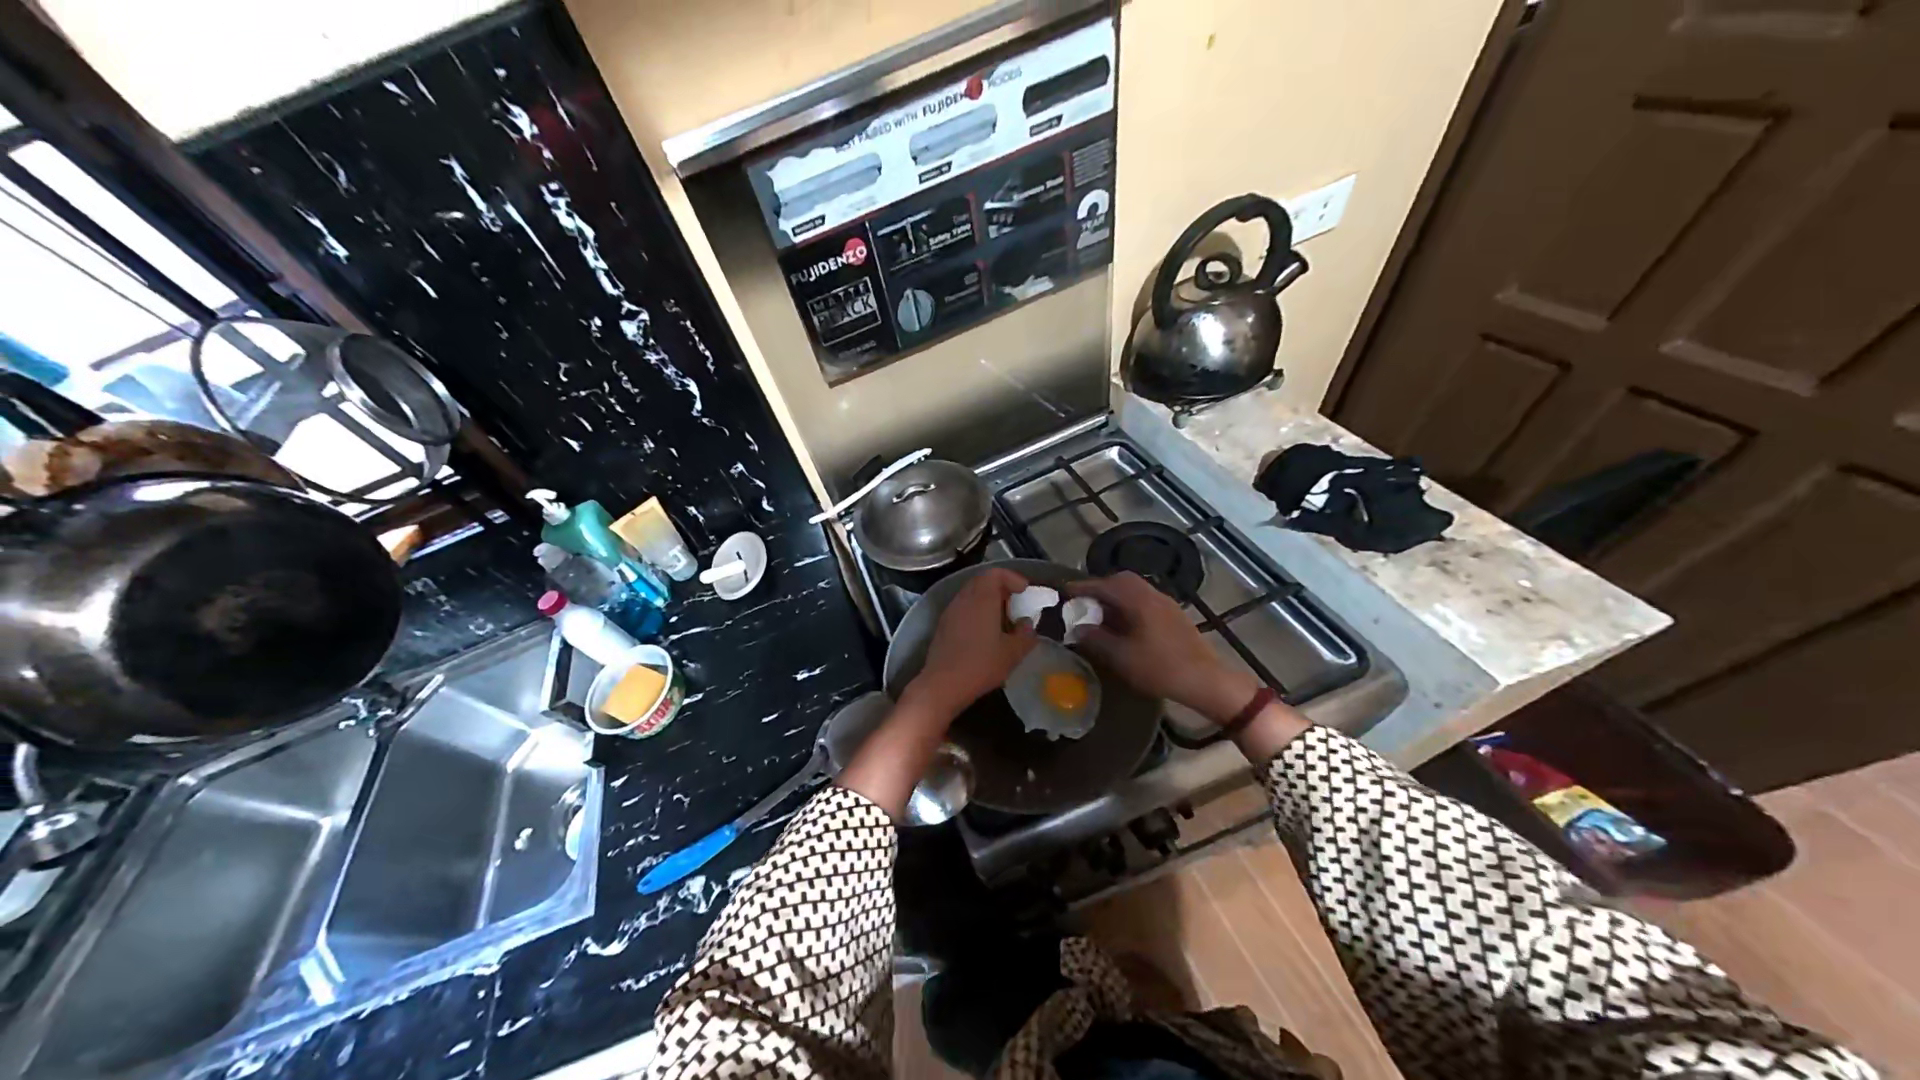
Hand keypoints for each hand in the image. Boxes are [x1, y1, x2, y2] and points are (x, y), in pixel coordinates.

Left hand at [906, 567, 1037, 720]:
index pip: (996, 573)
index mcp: (982, 598)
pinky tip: (985, 632)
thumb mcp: (1013, 652)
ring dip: (988, 600)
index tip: (1025, 591)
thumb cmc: (981, 665)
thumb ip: (1025, 634)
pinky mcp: (943, 625)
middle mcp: (964, 598)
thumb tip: (1026, 624)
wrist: (942, 685)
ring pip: (971, 595)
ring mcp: (950, 611)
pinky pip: (963, 608)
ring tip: (1003, 619)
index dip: (1013, 578)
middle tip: (1016, 604)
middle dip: (1001, 588)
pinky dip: (977, 611)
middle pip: (982, 581)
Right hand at [1066, 572, 1259, 724]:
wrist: (1205, 680)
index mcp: (1139, 600)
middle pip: (1122, 581)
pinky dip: (1128, 606)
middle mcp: (1153, 595)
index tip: (1064, 591)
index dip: (1082, 587)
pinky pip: (1145, 601)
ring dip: (1115, 597)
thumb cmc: (1160, 668)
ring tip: (1098, 614)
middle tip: (1082, 602)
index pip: (1105, 585)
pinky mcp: (1174, 616)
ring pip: (1135, 591)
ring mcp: (1167, 604)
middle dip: (1100, 588)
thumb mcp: (1121, 656)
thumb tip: (1077, 628)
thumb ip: (1096, 639)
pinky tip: (1122, 624)